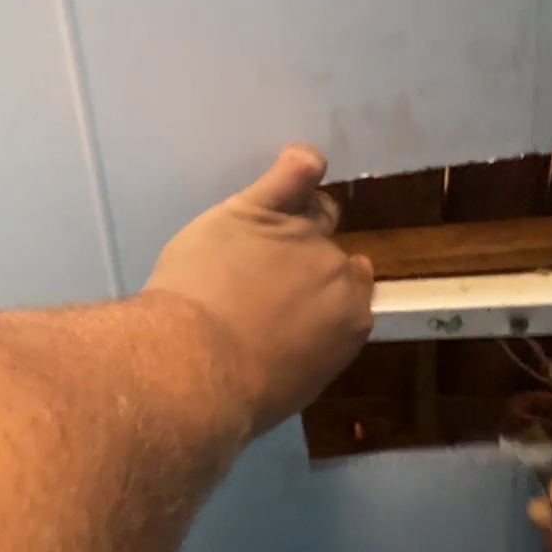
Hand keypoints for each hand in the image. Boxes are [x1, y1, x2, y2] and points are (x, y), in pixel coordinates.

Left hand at [143, 144, 372, 434]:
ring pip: (309, 211)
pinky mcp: (254, 210)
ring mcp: (296, 234)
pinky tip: (296, 161)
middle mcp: (333, 268)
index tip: (298, 294)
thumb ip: (306, 346)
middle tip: (260, 276)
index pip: (352, 283)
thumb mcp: (291, 383)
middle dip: (301, 259)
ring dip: (291, 218)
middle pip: (327, 248)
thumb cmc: (239, 389)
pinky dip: (294, 166)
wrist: (198, 360)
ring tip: (258, 233)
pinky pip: (288, 175)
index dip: (324, 285)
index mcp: (349, 317)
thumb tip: (296, 339)